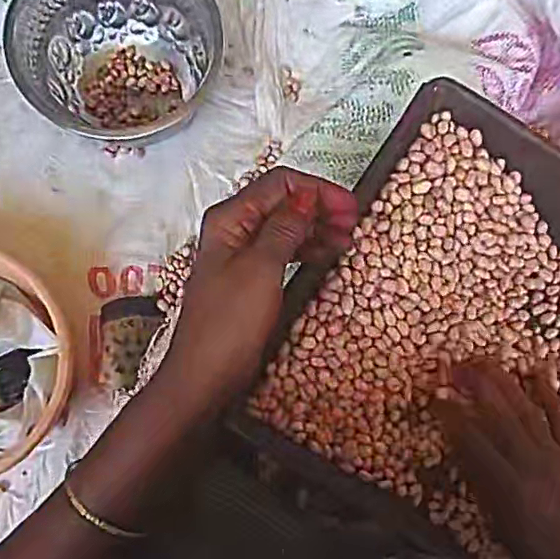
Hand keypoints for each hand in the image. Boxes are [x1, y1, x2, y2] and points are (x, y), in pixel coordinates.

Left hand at [163, 168, 356, 415]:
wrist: (206, 373)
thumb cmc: (229, 323)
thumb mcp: (262, 269)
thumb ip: (284, 228)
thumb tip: (306, 198)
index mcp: (230, 219)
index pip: (278, 184)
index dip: (317, 190)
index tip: (349, 207)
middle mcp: (233, 231)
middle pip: (282, 203)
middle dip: (319, 207)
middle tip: (353, 222)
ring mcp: (241, 256)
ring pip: (285, 228)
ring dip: (316, 228)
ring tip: (346, 239)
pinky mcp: (250, 279)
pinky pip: (282, 253)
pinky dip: (305, 250)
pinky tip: (326, 255)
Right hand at [434, 359, 559, 558]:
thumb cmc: (546, 555)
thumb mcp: (505, 532)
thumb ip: (485, 493)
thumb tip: (465, 457)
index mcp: (510, 487)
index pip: (474, 443)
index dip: (453, 418)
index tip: (437, 398)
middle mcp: (532, 463)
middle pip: (499, 418)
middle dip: (475, 389)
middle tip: (455, 367)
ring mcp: (557, 454)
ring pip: (526, 411)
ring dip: (504, 384)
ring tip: (485, 362)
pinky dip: (549, 394)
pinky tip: (536, 373)